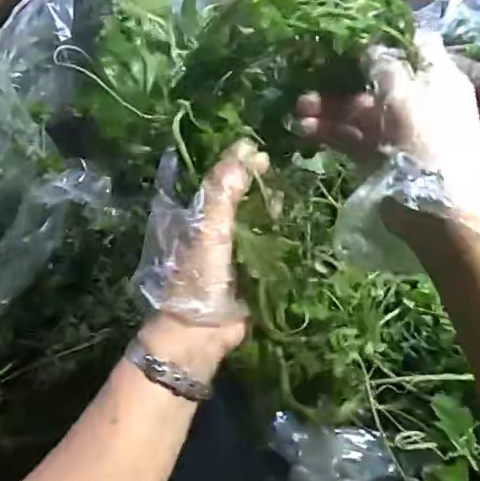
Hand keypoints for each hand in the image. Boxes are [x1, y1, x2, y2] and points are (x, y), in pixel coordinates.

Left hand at [133, 140, 268, 378]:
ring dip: (265, 203)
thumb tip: (245, 149)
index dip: (230, 160)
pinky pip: (261, 241)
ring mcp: (225, 247)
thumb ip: (223, 190)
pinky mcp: (244, 268)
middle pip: (230, 194)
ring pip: (248, 215)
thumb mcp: (208, 227)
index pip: (210, 177)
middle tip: (275, 166)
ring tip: (286, 189)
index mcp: (189, 214)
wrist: (200, 332)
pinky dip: (274, 229)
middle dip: (251, 180)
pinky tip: (291, 217)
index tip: (256, 148)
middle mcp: (205, 226)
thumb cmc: (197, 277)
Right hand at [294, 31, 479, 239]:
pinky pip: (351, 136)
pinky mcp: (379, 155)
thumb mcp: (405, 91)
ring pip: (358, 111)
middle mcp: (417, 100)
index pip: (412, 46)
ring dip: (328, 108)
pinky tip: (304, 131)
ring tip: (297, 112)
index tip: (348, 39)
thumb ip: (383, 65)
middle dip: (340, 80)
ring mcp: (397, 130)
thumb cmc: (426, 136)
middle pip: (375, 81)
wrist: (437, 205)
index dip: (383, 40)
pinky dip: (329, 132)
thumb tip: (369, 47)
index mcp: (435, 77)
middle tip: (308, 80)